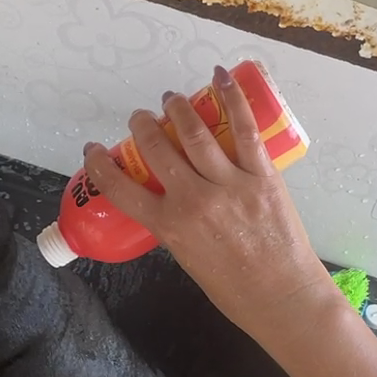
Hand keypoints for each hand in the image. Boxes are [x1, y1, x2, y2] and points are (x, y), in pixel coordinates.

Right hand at [83, 65, 340, 347]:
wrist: (283, 299)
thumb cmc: (234, 292)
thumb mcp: (188, 262)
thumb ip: (175, 229)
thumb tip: (170, 202)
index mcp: (169, 227)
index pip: (120, 188)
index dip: (100, 165)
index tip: (93, 150)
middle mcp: (194, 200)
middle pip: (157, 150)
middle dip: (142, 126)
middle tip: (140, 118)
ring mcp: (230, 184)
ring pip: (195, 133)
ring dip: (176, 109)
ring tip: (169, 99)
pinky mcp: (262, 175)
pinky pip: (244, 129)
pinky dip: (231, 99)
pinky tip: (220, 78)